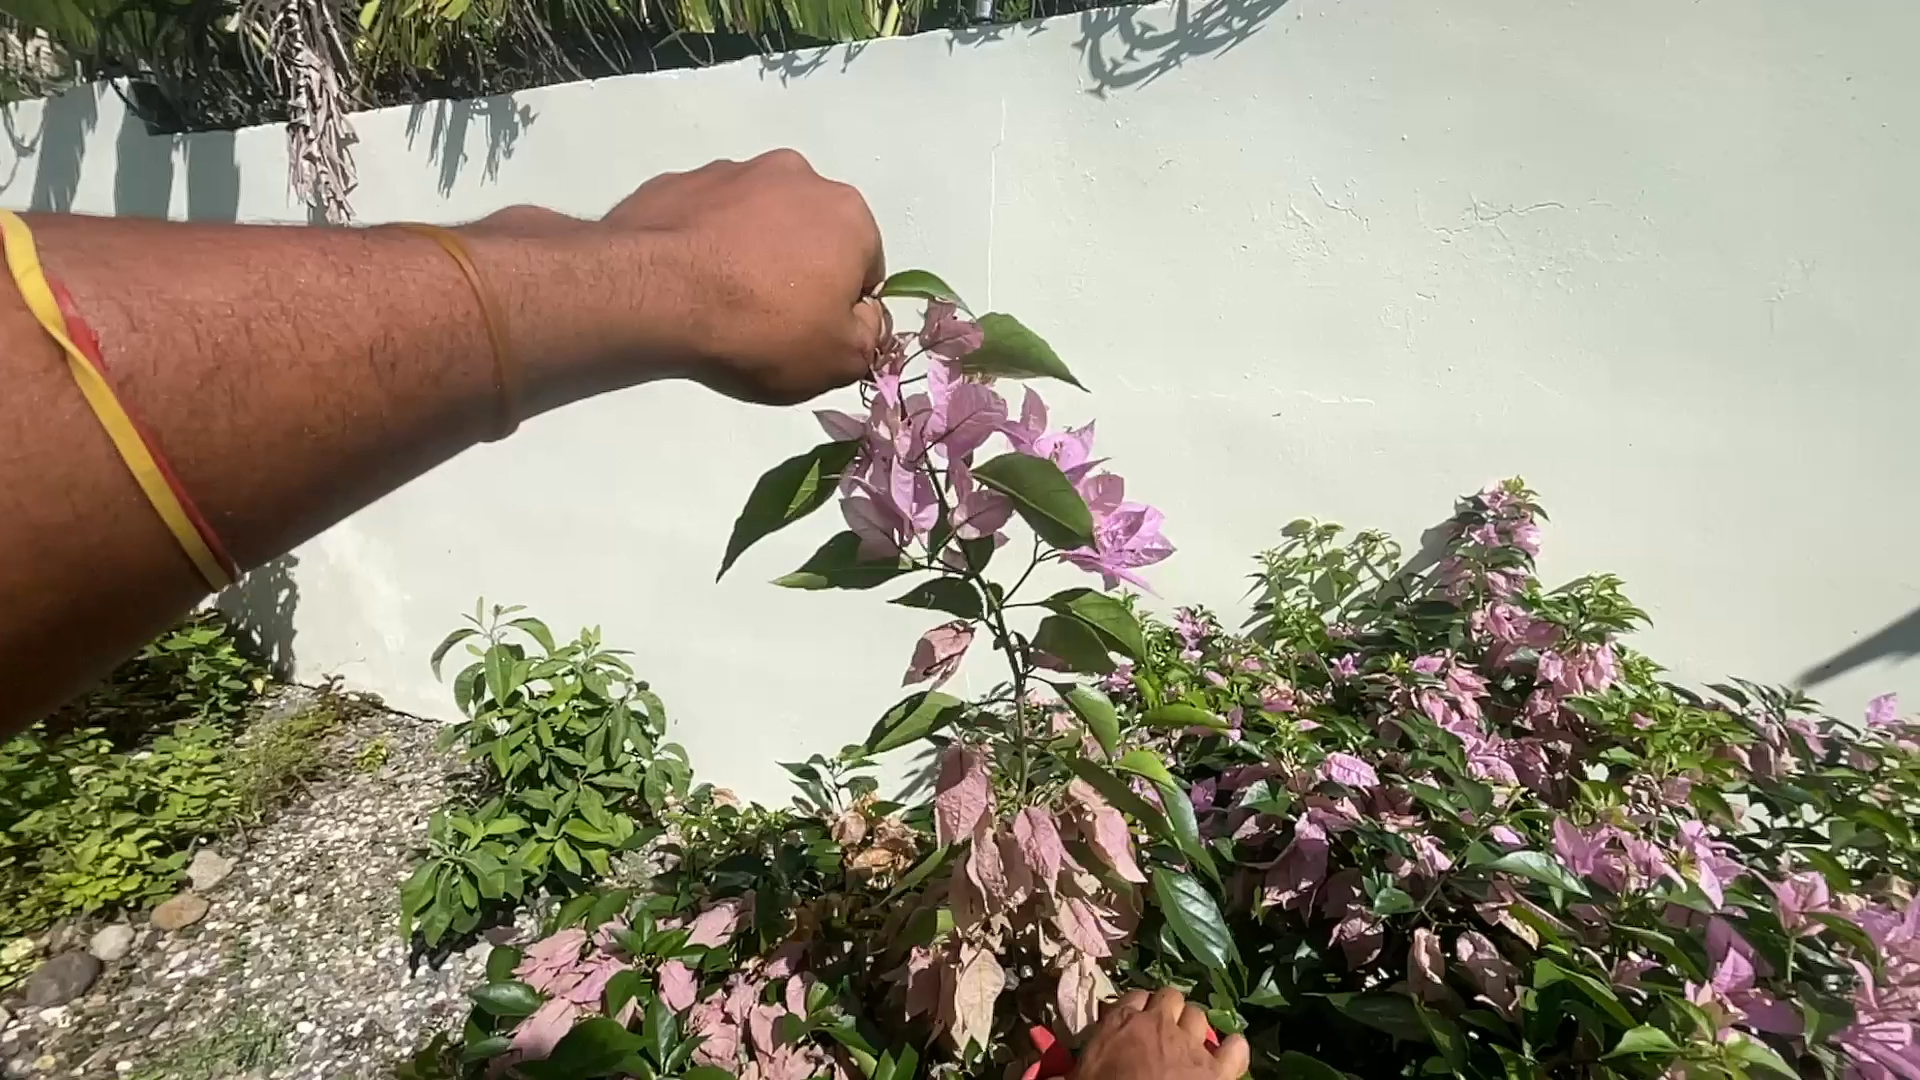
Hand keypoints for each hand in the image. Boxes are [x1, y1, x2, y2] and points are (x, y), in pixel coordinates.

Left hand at [466, 149, 887, 410]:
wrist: (657, 296)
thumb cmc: (765, 329)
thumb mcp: (843, 359)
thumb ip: (872, 335)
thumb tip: (865, 316)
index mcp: (850, 214)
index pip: (866, 270)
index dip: (844, 309)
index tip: (815, 334)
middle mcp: (800, 176)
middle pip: (815, 237)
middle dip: (802, 272)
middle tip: (772, 320)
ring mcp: (736, 171)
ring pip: (762, 223)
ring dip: (756, 255)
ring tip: (727, 302)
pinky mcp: (682, 179)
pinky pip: (712, 220)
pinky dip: (711, 246)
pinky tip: (694, 284)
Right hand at [1072, 988, 1249, 1079]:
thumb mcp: (1079, 1073)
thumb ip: (1068, 1064)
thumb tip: (1045, 1075)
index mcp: (1122, 1021)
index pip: (1134, 997)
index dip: (1138, 1008)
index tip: (1138, 1020)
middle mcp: (1157, 1022)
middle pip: (1170, 997)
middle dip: (1171, 1011)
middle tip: (1167, 1030)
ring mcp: (1189, 1045)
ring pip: (1199, 1017)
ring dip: (1197, 1028)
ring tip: (1194, 1042)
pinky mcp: (1217, 1071)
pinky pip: (1236, 1049)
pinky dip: (1235, 1049)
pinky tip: (1231, 1053)